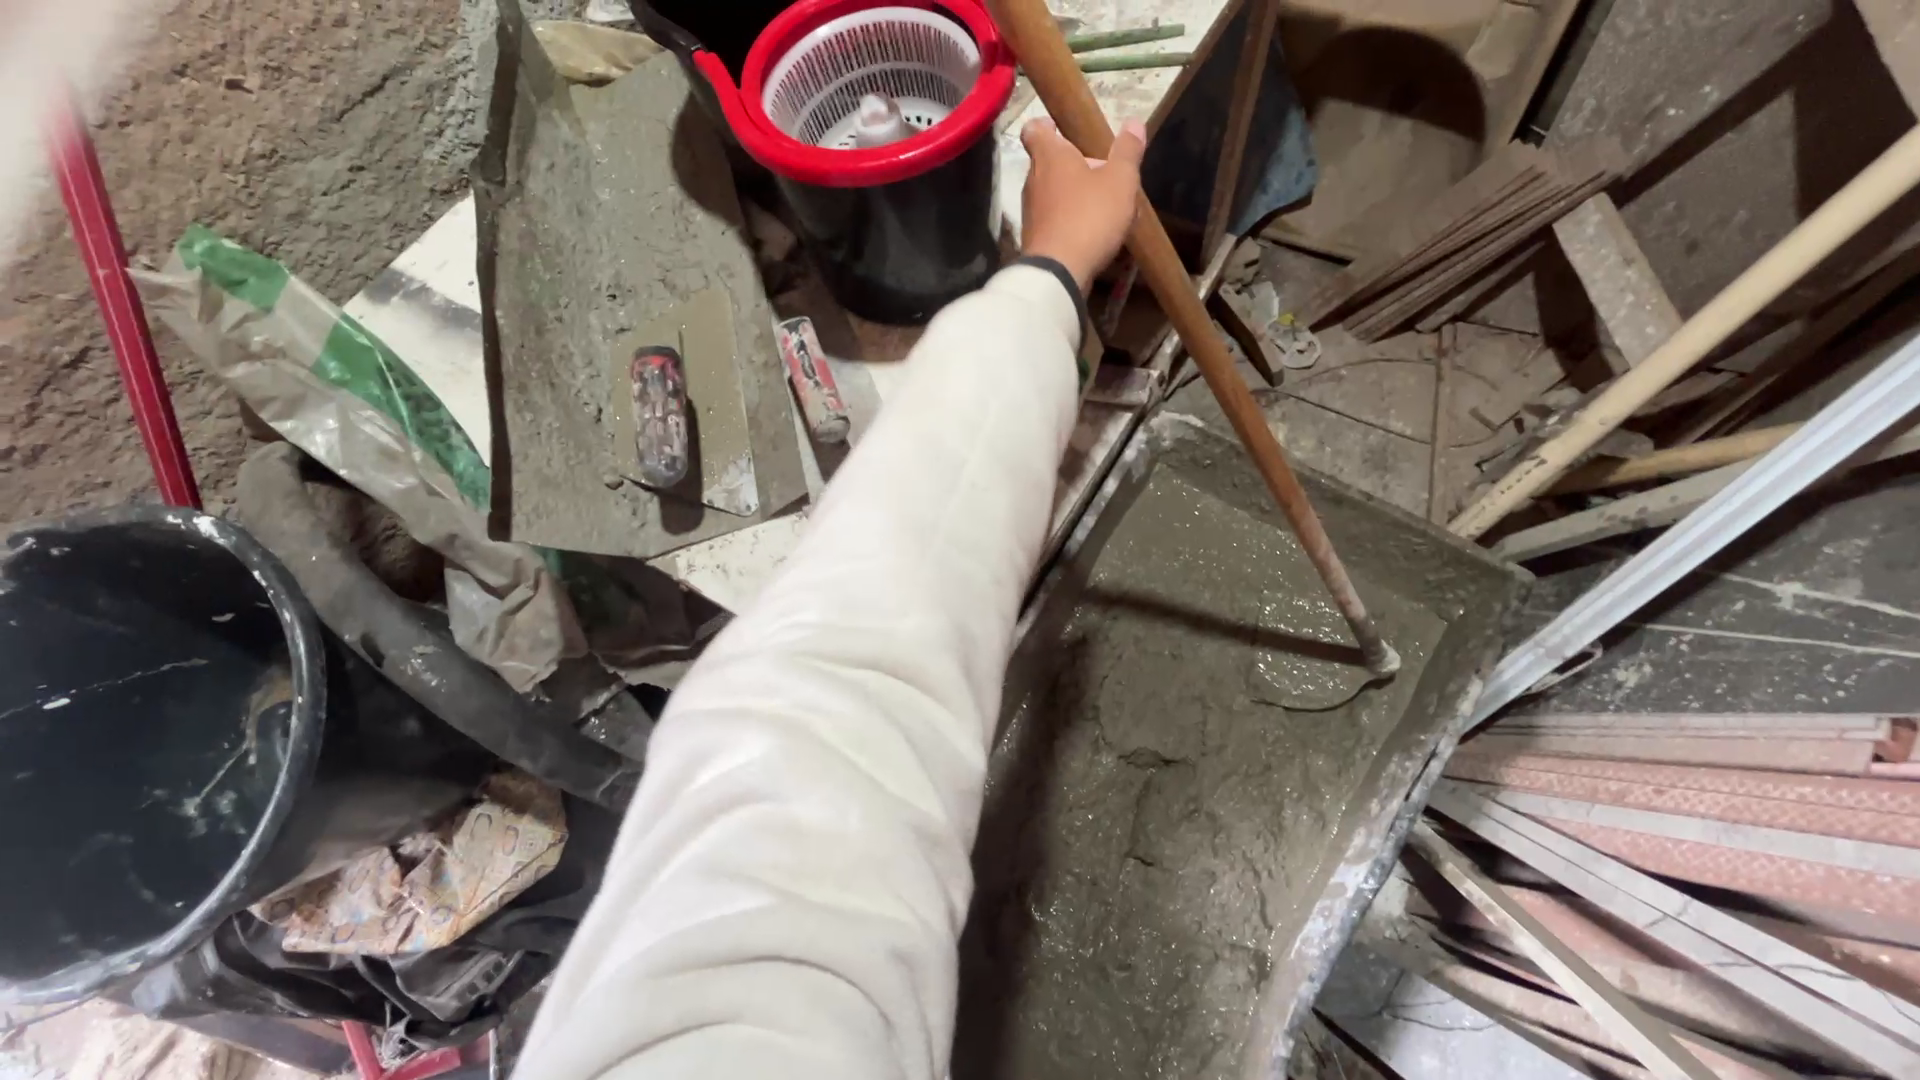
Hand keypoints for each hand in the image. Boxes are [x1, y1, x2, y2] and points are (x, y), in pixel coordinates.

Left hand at [1019, 117, 1146, 292]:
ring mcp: (1031, 212)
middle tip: (1101, 171)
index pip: (1034, 129)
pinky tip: (1092, 233)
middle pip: (1048, 163)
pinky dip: (1070, 221)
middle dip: (1072, 164)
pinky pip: (1054, 220)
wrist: (1058, 272)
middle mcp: (1033, 181)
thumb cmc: (1089, 217)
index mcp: (1050, 157)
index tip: (1061, 127)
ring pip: (1052, 193)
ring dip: (1074, 194)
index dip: (1045, 124)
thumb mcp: (1120, 181)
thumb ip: (1127, 152)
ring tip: (1103, 205)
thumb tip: (1134, 123)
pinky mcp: (1035, 238)